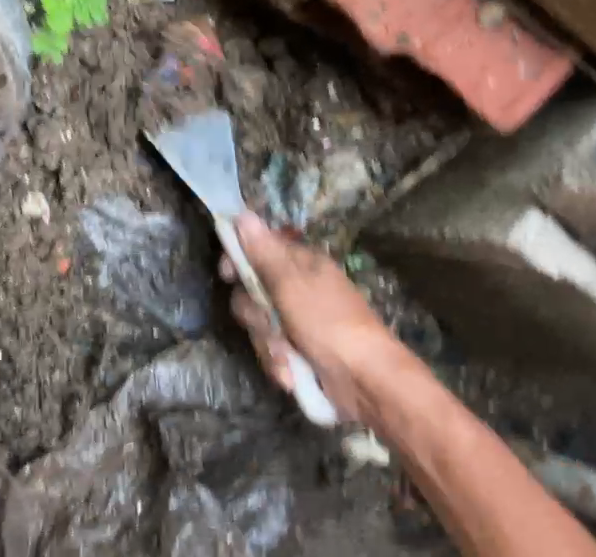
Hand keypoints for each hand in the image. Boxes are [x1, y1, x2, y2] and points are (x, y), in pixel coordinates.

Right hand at [222, 212, 406, 424]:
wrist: (366, 382)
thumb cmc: (329, 323)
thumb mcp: (290, 283)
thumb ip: (262, 251)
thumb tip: (242, 213)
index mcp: (300, 265)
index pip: (256, 250)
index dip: (238, 261)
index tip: (229, 275)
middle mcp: (297, 289)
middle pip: (250, 291)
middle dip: (253, 313)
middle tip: (267, 322)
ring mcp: (297, 321)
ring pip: (258, 323)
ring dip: (266, 342)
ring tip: (285, 355)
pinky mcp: (298, 349)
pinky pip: (270, 348)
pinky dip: (277, 361)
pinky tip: (290, 372)